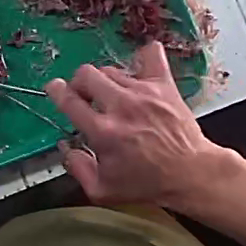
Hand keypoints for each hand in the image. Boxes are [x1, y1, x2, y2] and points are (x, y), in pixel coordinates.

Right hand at [44, 42, 241, 211]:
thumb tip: (66, 147)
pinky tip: (140, 71)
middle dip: (79, 83)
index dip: (57, 91)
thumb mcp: (102, 190)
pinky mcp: (164, 86)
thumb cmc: (147, 184)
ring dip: (106, 81)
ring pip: (111, 70)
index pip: (69, 100)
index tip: (56, 88)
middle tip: (86, 97)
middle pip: (86, 75)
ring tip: (113, 96)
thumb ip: (76, 168)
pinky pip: (151, 55)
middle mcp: (121, 106)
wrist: (190, 174)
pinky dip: (143, 57)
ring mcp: (143, 92)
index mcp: (103, 131)